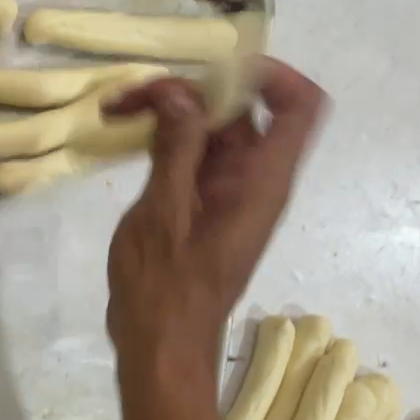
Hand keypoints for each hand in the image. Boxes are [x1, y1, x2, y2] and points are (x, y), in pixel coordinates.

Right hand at [104, 58, 325, 373]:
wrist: (159, 346)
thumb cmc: (163, 289)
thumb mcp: (163, 215)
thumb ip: (176, 149)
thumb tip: (180, 92)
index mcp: (261, 182)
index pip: (298, 104)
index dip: (266, 74)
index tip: (204, 72)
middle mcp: (254, 183)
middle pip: (246, 113)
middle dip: (195, 92)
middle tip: (134, 96)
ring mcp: (228, 198)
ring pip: (216, 134)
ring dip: (174, 115)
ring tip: (122, 112)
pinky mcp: (202, 212)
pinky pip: (196, 160)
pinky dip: (167, 142)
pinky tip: (130, 142)